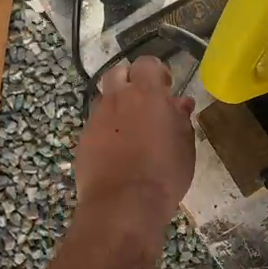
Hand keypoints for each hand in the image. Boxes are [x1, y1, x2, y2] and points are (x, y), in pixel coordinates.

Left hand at [73, 57, 195, 229]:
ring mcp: (96, 119)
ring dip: (117, 106)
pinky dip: (106, 131)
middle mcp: (118, 99)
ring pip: (104, 99)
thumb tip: (180, 103)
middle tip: (144, 102)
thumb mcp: (184, 146)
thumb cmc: (164, 174)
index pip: (147, 63)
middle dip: (130, 80)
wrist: (124, 205)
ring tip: (131, 130)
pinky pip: (95, 125)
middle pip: (117, 72)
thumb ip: (181, 119)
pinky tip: (117, 152)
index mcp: (147, 94)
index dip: (156, 72)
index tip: (165, 88)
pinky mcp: (83, 140)